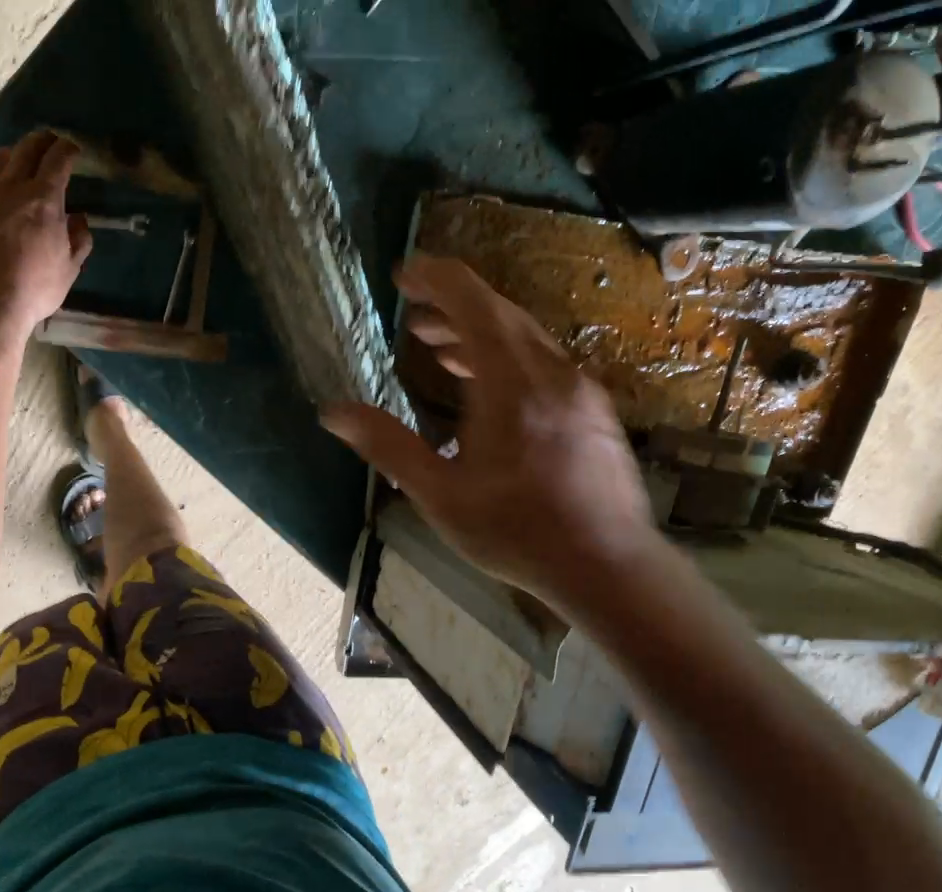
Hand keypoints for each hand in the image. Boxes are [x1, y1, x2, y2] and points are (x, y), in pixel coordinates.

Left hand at [0, 131, 92, 335]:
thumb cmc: (34, 287)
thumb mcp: (68, 269)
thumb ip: (78, 240)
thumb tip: (79, 221)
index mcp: (44, 198)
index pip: (58, 158)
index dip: (68, 149)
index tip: (73, 150)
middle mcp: (11, 186)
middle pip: (26, 148)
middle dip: (42, 140)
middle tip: (49, 143)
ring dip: (11, 155)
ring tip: (16, 163)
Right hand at [321, 254, 659, 602]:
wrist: (607, 566)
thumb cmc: (515, 531)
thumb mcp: (439, 493)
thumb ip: (388, 446)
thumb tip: (334, 412)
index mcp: (511, 382)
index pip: (473, 303)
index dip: (436, 280)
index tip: (403, 275)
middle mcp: (551, 372)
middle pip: (501, 315)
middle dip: (453, 308)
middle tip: (414, 318)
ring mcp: (580, 390)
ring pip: (525, 341)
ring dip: (480, 336)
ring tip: (441, 352)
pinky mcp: (594, 412)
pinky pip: (545, 365)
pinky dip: (509, 360)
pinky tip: (490, 391)